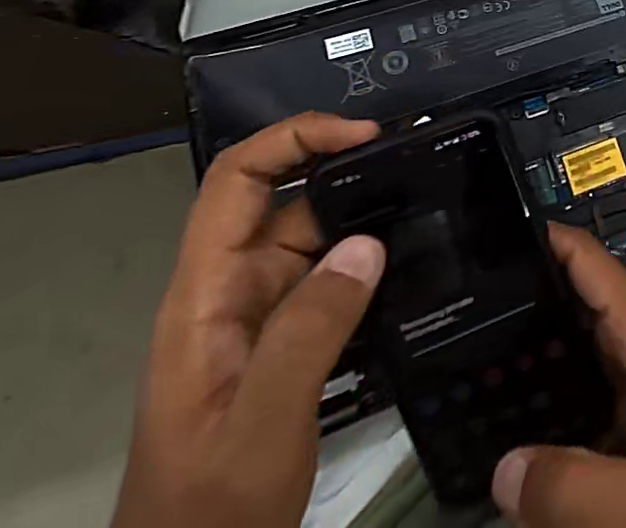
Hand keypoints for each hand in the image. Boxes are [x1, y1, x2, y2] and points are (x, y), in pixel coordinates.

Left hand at [112, 113, 383, 527]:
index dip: (292, 139)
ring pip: (310, 241)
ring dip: (358, 219)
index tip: (360, 135)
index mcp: (205, 291)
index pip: (236, 180)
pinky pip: (326, 282)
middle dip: (340, 171)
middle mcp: (230, 288)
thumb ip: (310, 331)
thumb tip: (367, 245)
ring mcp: (258, 314)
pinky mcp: (284, 339)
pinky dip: (363, 265)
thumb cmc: (210, 510)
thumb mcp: (262, 423)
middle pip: (281, 202)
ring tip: (420, 204)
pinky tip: (405, 264)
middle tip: (409, 162)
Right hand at [493, 226, 625, 526]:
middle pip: (570, 303)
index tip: (491, 232)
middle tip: (463, 315)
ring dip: (537, 359)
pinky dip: (558, 402)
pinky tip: (525, 428)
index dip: (539, 236)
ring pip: (577, 353)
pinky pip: (589, 396)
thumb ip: (571, 489)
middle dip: (522, 304)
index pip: (583, 259)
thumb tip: (503, 471)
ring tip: (478, 367)